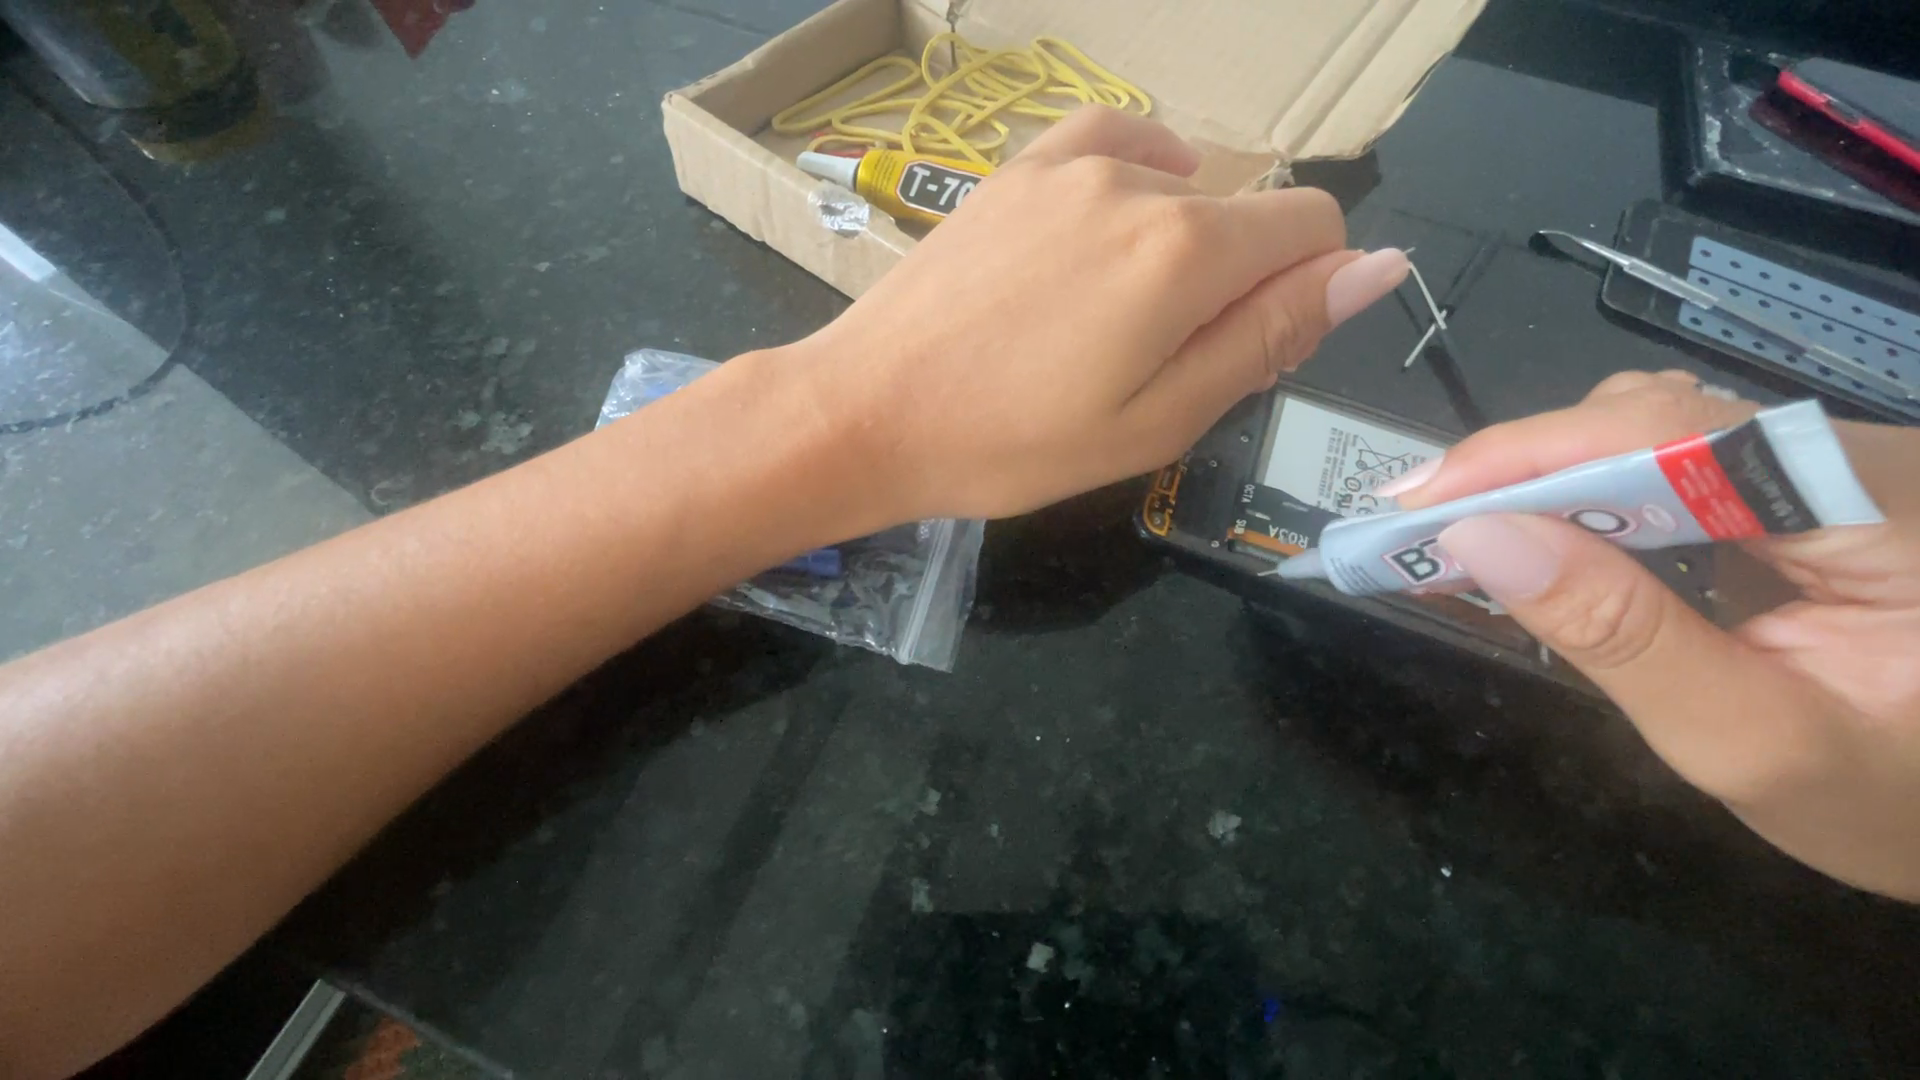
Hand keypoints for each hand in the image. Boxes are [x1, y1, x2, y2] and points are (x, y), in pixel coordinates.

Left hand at [793, 107, 1409, 521]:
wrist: (868, 411)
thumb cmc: (1010, 444)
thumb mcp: (1155, 422)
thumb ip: (1266, 339)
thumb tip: (1373, 270)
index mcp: (1183, 253)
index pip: (1311, 230)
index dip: (1306, 289)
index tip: (1247, 347)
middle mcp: (1136, 183)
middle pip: (1243, 213)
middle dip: (1234, 282)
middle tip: (1156, 361)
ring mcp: (1067, 165)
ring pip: (1180, 187)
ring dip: (1178, 245)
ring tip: (1106, 321)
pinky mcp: (1015, 169)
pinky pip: (1111, 145)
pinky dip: (1134, 182)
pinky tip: (1108, 230)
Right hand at [1391, 371, 1919, 899]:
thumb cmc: (1893, 803)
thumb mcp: (1748, 742)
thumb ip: (1621, 638)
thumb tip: (1479, 537)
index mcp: (1897, 512)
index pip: (1689, 437)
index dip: (1538, 453)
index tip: (1421, 502)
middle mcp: (1867, 460)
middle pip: (1657, 419)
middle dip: (1520, 469)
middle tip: (1418, 528)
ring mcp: (1826, 469)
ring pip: (1646, 431)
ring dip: (1538, 481)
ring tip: (1460, 534)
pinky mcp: (1788, 488)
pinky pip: (1658, 463)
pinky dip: (1572, 498)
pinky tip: (1528, 537)